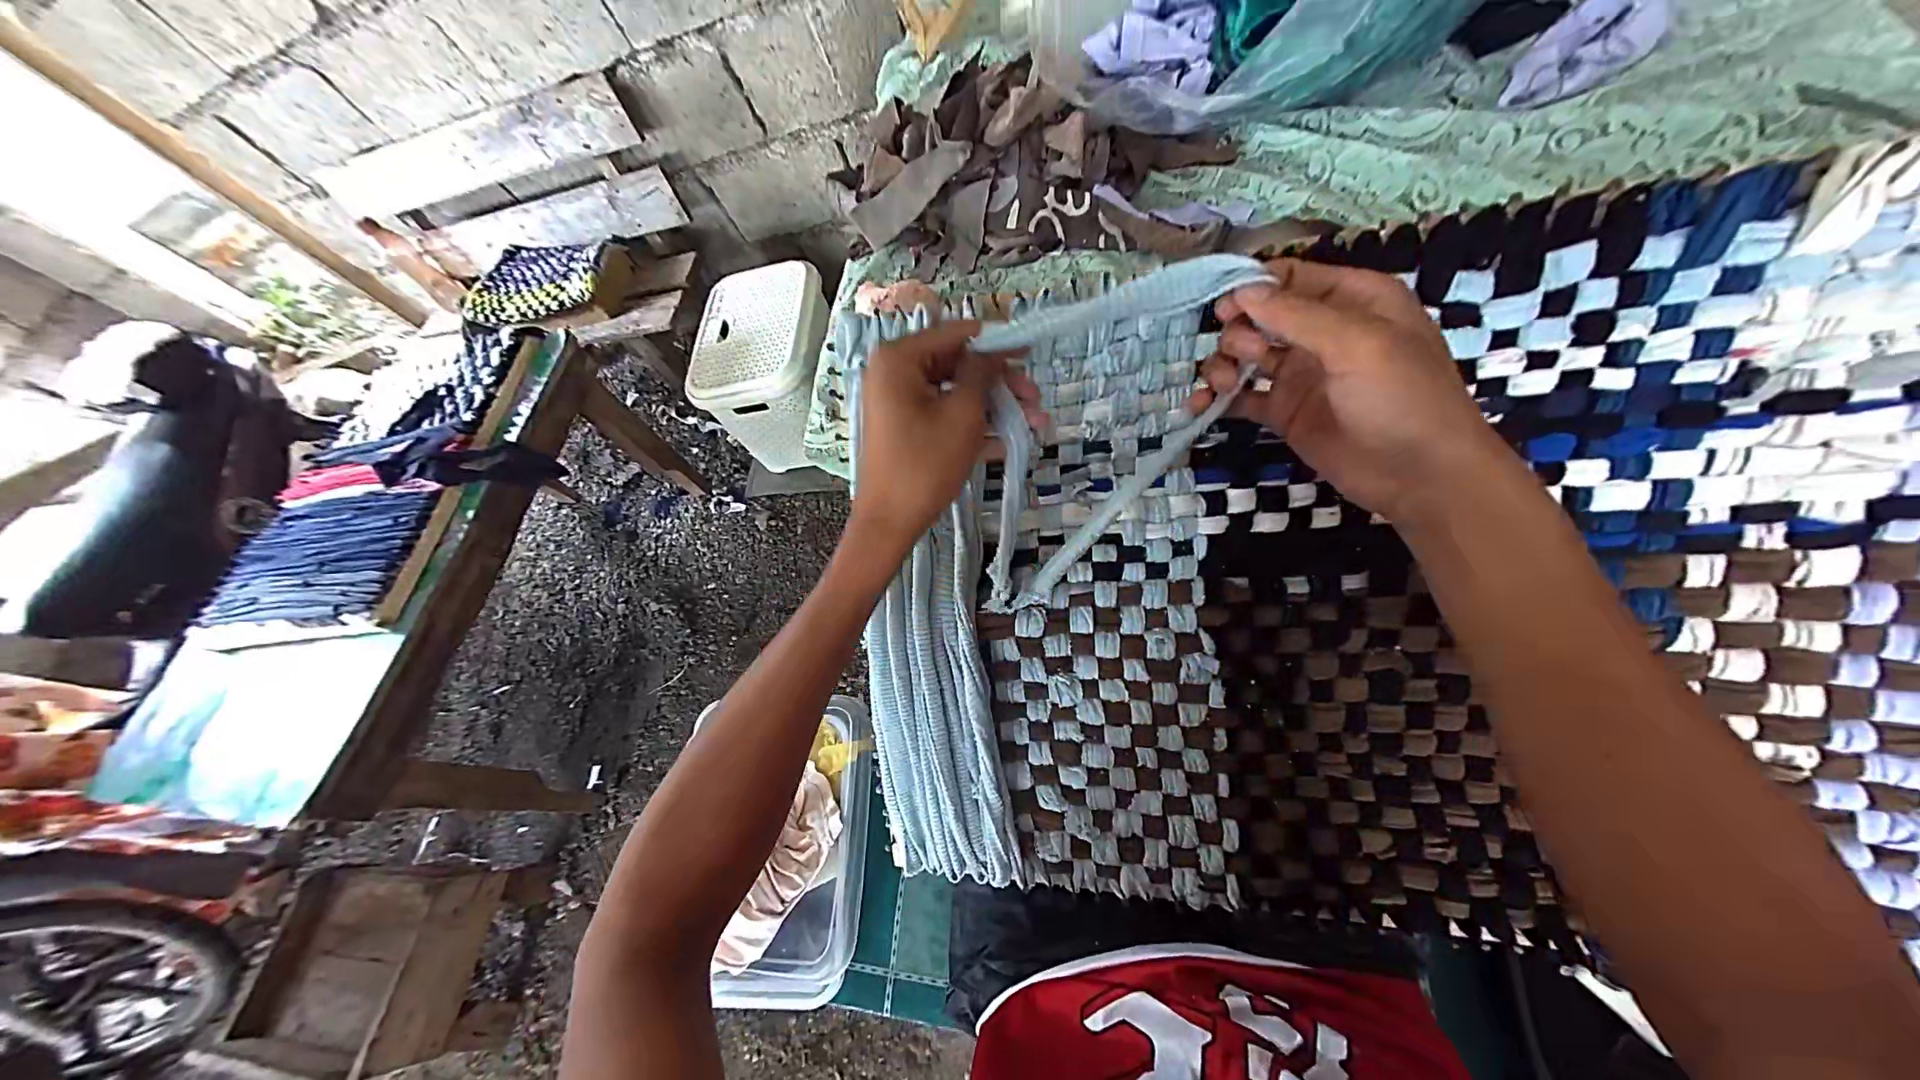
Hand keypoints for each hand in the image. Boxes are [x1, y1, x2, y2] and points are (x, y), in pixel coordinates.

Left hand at [849, 320, 1036, 557]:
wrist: (889, 523)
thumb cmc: (924, 466)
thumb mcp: (963, 414)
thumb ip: (981, 374)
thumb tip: (993, 352)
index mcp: (899, 359)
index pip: (956, 335)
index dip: (997, 342)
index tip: (1029, 349)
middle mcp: (893, 373)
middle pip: (957, 365)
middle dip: (1000, 384)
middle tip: (1035, 399)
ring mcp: (897, 402)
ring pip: (955, 393)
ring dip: (994, 408)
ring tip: (1033, 423)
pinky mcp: (905, 428)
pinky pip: (943, 415)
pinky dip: (973, 425)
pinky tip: (1008, 441)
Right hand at [1189, 258, 1519, 524]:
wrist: (1419, 475)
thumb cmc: (1402, 398)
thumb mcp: (1358, 343)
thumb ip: (1297, 315)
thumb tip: (1242, 291)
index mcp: (1352, 301)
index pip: (1291, 278)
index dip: (1254, 288)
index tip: (1225, 309)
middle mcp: (1322, 332)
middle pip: (1259, 316)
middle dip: (1237, 331)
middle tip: (1238, 355)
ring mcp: (1300, 373)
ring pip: (1245, 354)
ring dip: (1222, 365)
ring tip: (1221, 385)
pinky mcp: (1284, 411)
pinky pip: (1241, 396)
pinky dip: (1217, 399)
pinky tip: (1200, 407)